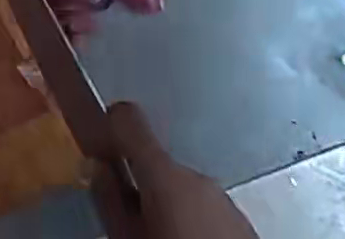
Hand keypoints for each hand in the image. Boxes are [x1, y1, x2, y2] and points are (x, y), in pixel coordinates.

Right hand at [93, 102, 258, 238]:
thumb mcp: (127, 238)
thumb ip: (108, 199)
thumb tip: (98, 166)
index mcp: (163, 173)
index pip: (128, 118)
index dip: (110, 125)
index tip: (101, 148)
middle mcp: (197, 176)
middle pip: (156, 162)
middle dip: (142, 184)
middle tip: (133, 220)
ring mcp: (227, 202)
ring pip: (183, 188)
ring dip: (170, 206)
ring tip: (164, 237)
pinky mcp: (246, 226)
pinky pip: (207, 210)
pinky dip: (195, 222)